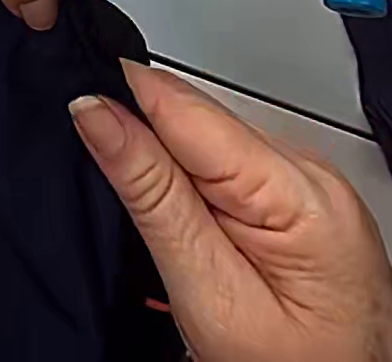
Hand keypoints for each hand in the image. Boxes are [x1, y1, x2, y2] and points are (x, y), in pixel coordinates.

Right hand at [71, 61, 391, 361]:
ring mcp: (297, 178)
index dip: (115, 104)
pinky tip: (174, 210)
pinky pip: (204, 149)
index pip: (172, 98)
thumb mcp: (207, 294)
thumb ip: (149, 190)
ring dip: (150, 152)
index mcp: (296, 191)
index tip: (87, 133)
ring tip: (153, 213)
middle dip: (131, 130)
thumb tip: (92, 107)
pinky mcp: (284, 190)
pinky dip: (172, 168)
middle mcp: (304, 170)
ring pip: (186, 125)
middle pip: (180, 106)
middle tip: (122, 197)